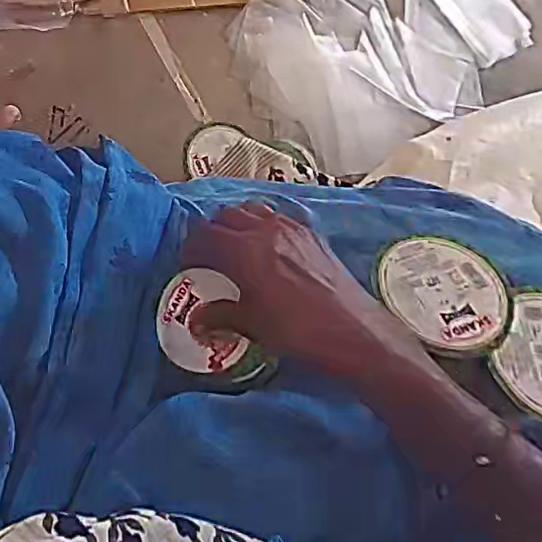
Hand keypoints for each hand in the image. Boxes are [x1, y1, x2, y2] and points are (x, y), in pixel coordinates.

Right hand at [184, 202, 421, 377]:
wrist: (353, 332)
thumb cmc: (297, 330)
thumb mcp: (252, 324)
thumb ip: (220, 315)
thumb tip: (195, 319)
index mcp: (243, 250)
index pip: (205, 235)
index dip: (191, 247)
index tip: (188, 262)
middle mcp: (264, 229)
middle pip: (226, 216)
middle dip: (212, 231)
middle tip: (209, 253)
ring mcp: (291, 227)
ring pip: (253, 210)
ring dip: (238, 222)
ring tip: (237, 244)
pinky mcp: (311, 234)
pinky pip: (279, 217)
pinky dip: (265, 223)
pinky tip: (270, 246)